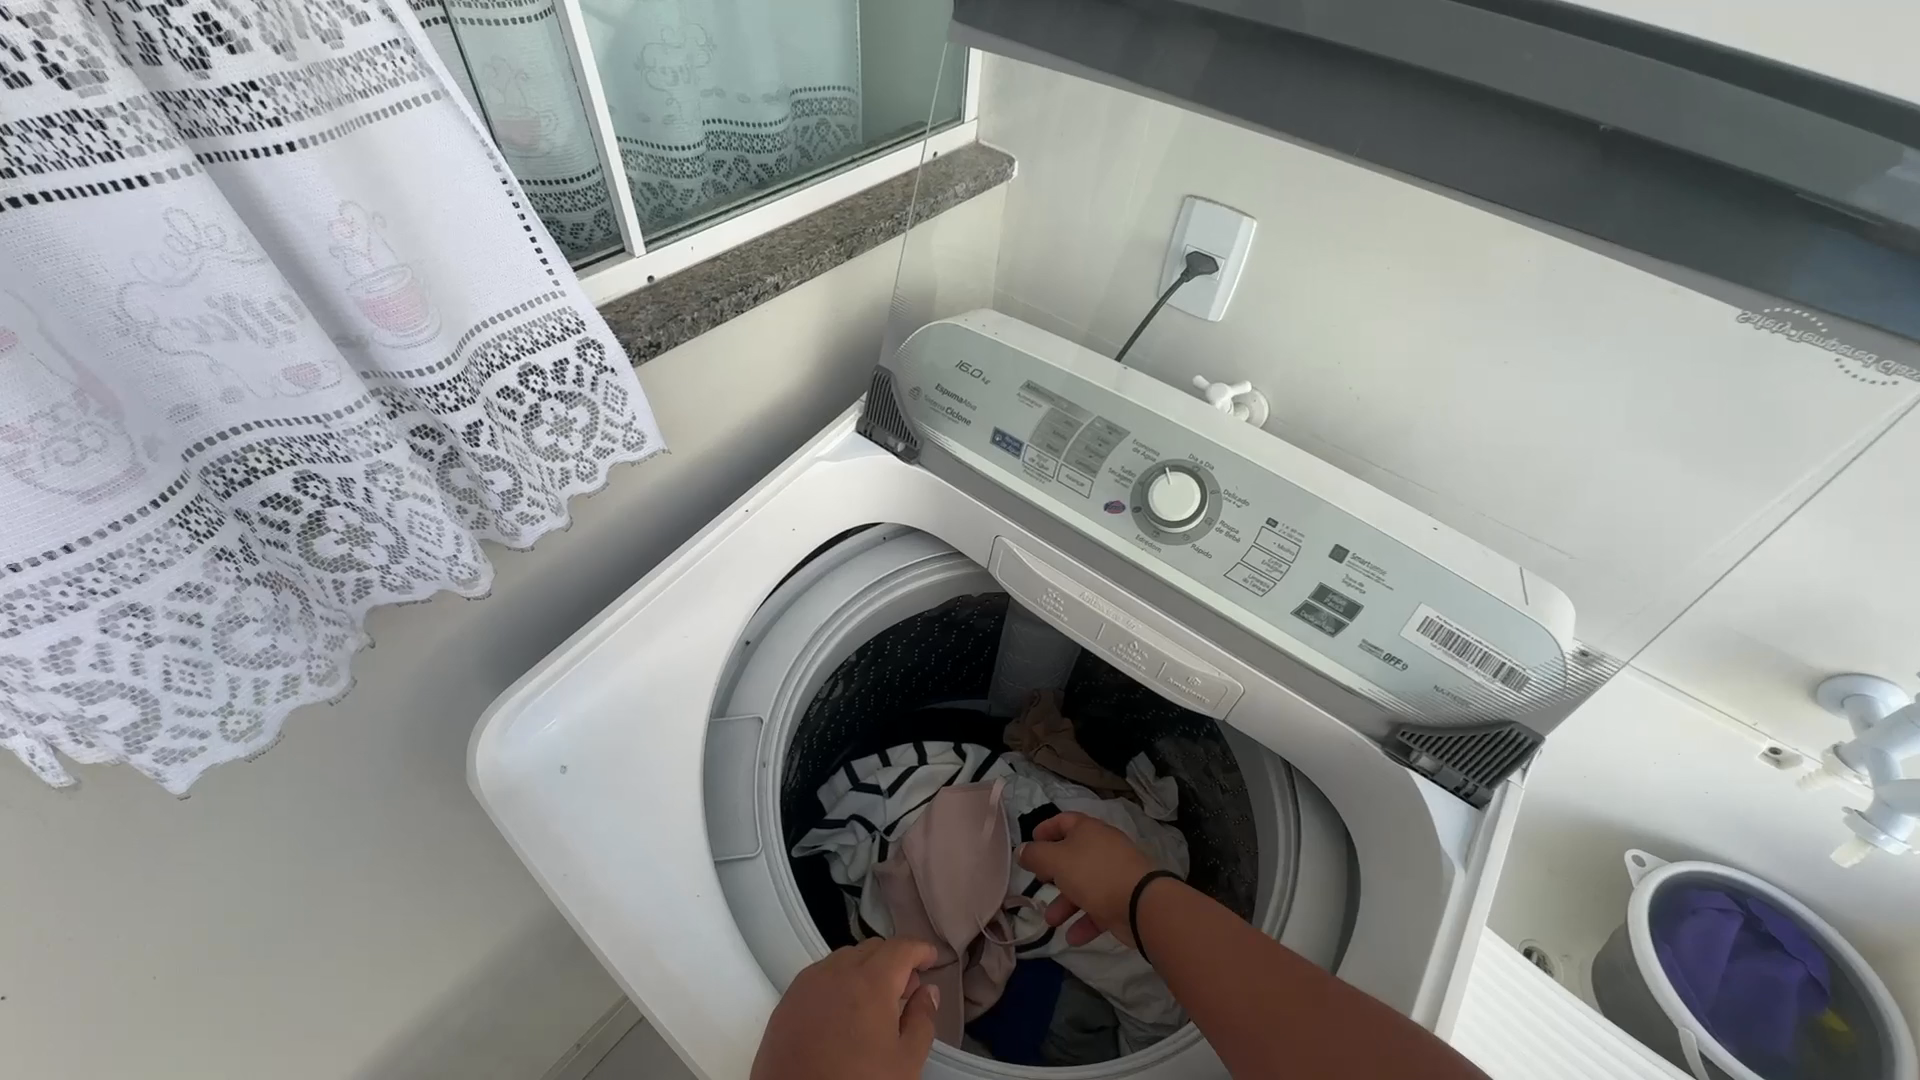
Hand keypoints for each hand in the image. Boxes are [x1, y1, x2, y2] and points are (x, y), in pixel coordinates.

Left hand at [751, 938, 939, 1079]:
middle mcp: (837, 972)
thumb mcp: (905, 1063)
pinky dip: (837, 981)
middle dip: (894, 960)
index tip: (931, 959)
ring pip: (844, 958)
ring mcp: (808, 984)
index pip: (901, 947)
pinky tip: (842, 1012)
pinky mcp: (787, 1002)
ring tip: (873, 1004)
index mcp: (871, 982)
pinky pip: (819, 975)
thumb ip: (922, 1020)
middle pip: (872, 948)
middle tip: (906, 990)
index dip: (920, 949)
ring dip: (864, 969)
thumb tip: (927, 992)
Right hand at [1016, 811, 1156, 947]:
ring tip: (1051, 921)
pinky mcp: (1122, 900)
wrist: (1141, 904)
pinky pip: (1098, 909)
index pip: (1064, 821)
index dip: (1046, 829)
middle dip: (1053, 874)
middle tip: (1038, 883)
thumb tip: (1021, 850)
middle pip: (1072, 856)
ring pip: (1083, 886)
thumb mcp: (1056, 860)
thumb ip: (1035, 855)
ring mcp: (1114, 875)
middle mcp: (1102, 849)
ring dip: (1065, 904)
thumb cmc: (1093, 873)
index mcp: (1088, 831)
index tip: (1031, 842)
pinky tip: (1072, 937)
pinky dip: (1084, 922)